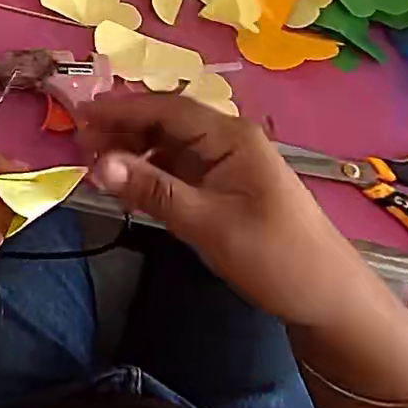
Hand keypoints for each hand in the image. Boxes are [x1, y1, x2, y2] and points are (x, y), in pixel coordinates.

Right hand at [76, 91, 376, 329]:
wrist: (328, 298)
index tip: (79, 116)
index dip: (121, 109)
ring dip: (133, 149)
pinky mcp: (221, 184)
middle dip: (122, 127)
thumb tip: (98, 163)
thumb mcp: (209, 225)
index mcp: (230, 135)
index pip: (167, 109)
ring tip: (94, 162)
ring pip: (168, 144)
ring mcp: (224, 161)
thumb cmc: (276, 257)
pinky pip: (177, 167)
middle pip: (165, 121)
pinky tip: (127, 182)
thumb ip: (153, 191)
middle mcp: (226, 139)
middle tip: (79, 142)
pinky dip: (149, 171)